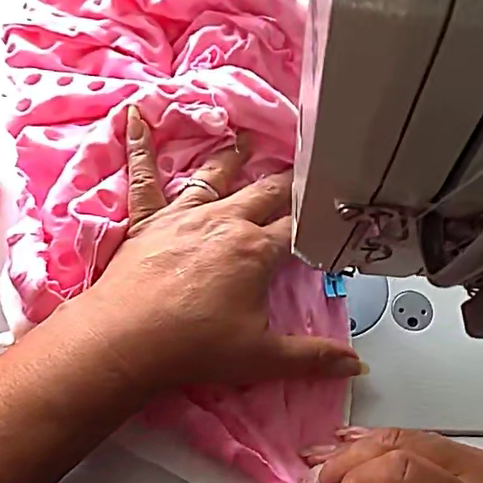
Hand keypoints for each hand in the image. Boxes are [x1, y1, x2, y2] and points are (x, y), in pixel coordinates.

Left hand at [57, 106, 361, 393]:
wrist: (126, 341)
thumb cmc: (193, 347)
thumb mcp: (263, 356)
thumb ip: (313, 357)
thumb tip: (356, 366)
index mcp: (256, 250)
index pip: (297, 227)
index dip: (316, 219)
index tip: (330, 210)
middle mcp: (224, 222)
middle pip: (265, 193)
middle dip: (288, 183)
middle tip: (303, 169)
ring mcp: (184, 216)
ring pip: (216, 176)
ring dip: (235, 158)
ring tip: (247, 139)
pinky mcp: (148, 220)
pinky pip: (145, 177)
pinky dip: (140, 146)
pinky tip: (135, 116)